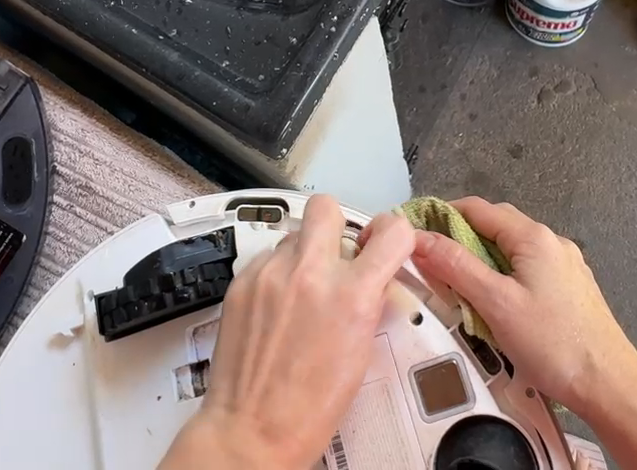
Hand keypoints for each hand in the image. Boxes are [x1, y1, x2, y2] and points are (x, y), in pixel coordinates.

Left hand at [160, 195, 415, 469]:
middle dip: (334, 224)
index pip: (392, 232)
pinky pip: (267, 257)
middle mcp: (310, 273)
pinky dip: (276, 273)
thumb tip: (376, 274)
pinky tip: (277, 306)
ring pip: (294, 234)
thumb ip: (368, 300)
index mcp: (351, 295)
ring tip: (301, 290)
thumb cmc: (309, 407)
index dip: (394, 233)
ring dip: (303, 254)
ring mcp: (271, 273)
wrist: (252, 430)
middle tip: (335, 252)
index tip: (386, 240)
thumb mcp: (361, 350)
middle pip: (327, 206)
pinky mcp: (243, 280)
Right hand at [408, 196, 636, 411]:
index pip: (476, 208)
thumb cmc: (555, 344)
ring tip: (461, 287)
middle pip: (495, 225)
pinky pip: (528, 269)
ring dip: (482, 260)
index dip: (442, 215)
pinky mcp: (572, 289)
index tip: (415, 233)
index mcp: (532, 236)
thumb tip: (418, 237)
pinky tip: (497, 304)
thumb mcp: (496, 303)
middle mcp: (551, 241)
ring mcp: (565, 265)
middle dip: (460, 238)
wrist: (613, 389)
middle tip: (433, 262)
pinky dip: (504, 277)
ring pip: (511, 250)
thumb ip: (456, 266)